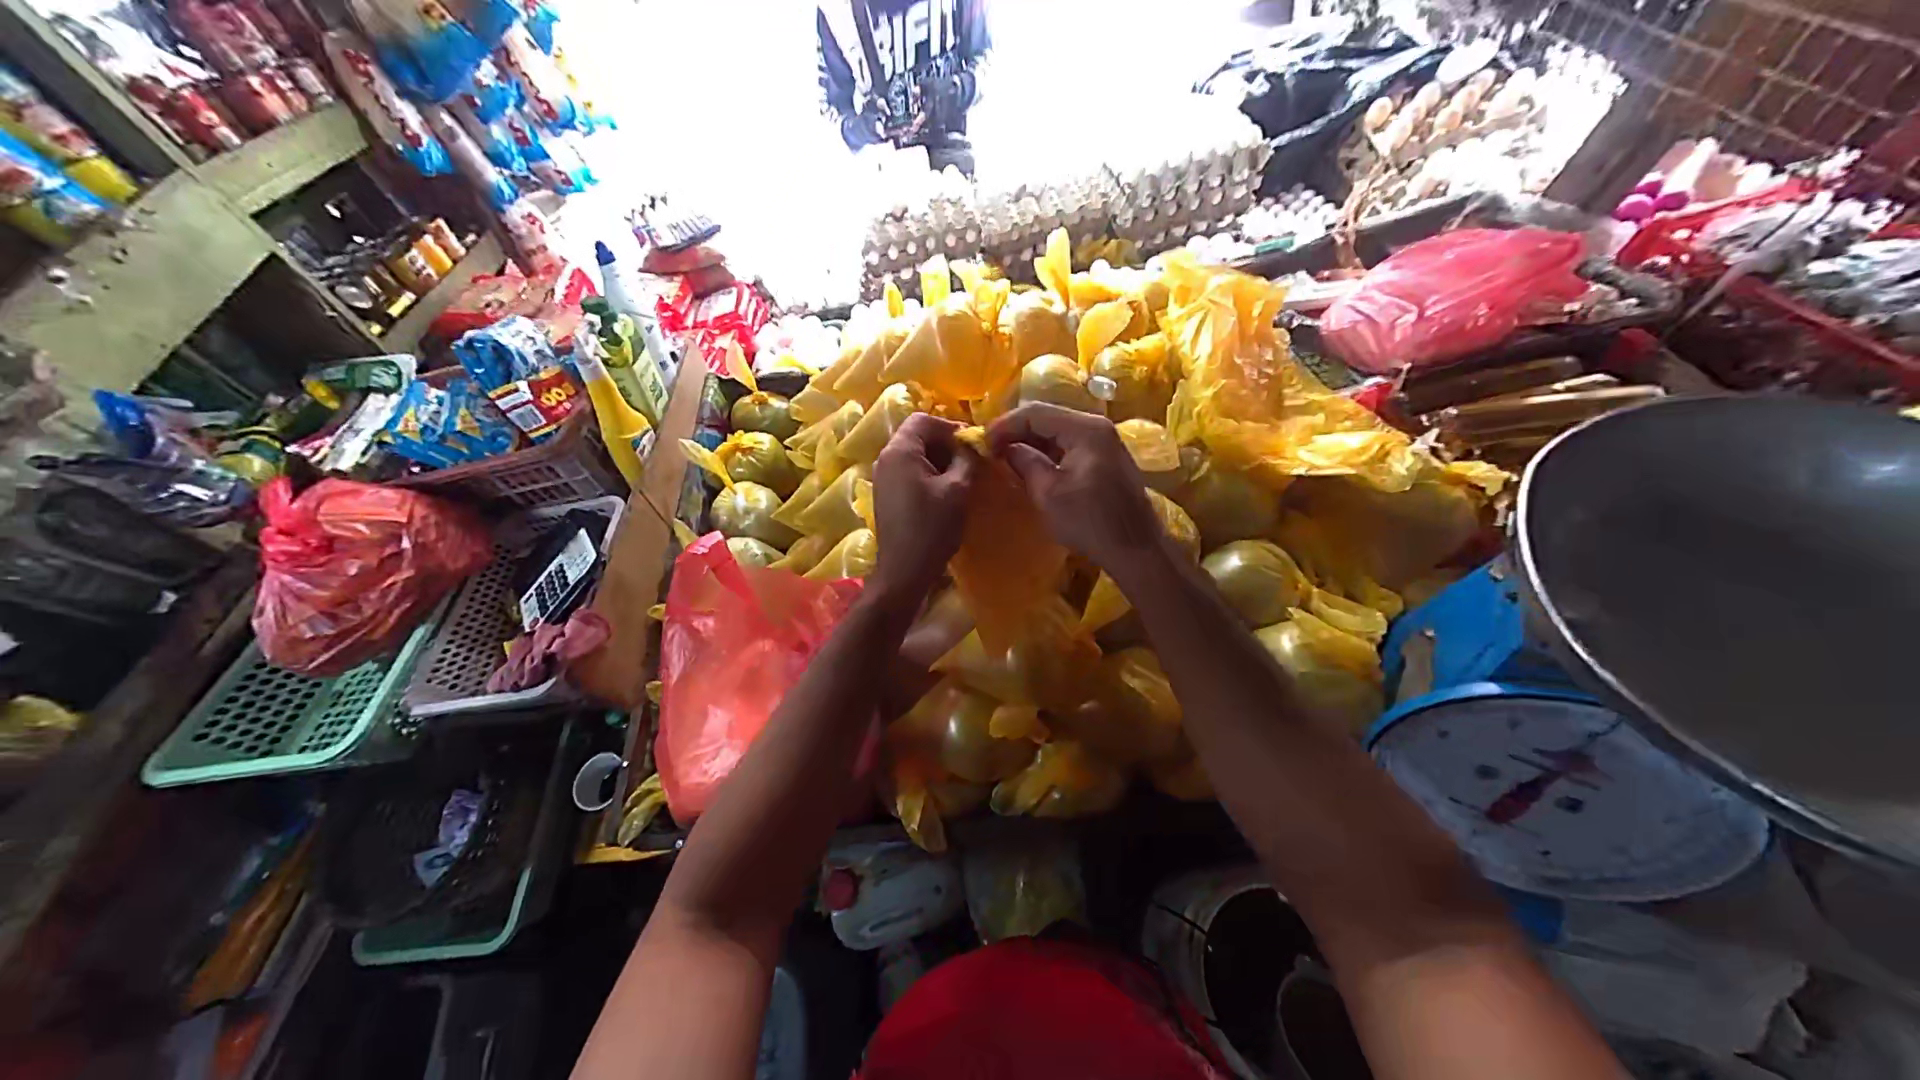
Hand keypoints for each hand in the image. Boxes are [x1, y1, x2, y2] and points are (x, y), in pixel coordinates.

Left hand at [870, 413, 978, 599]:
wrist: (903, 572)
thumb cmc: (931, 528)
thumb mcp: (957, 490)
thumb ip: (966, 459)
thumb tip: (972, 444)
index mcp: (900, 451)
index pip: (923, 419)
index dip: (950, 427)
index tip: (972, 445)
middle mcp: (885, 459)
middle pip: (916, 435)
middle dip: (945, 443)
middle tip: (970, 461)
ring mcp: (883, 478)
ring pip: (913, 454)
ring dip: (938, 460)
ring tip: (961, 478)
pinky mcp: (887, 495)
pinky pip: (908, 472)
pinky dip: (928, 474)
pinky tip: (945, 493)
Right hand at [987, 403, 1166, 577]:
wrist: (1136, 548)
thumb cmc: (1090, 522)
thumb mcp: (1048, 493)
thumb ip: (1025, 463)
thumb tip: (1007, 448)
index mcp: (1085, 429)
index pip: (1035, 412)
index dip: (1004, 425)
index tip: (982, 444)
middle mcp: (1097, 427)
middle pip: (1047, 417)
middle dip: (1016, 431)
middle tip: (991, 449)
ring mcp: (1104, 441)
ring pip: (1057, 430)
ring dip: (1030, 441)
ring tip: (1005, 458)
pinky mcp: (1105, 458)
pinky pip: (1069, 444)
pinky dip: (1047, 451)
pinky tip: (1030, 466)